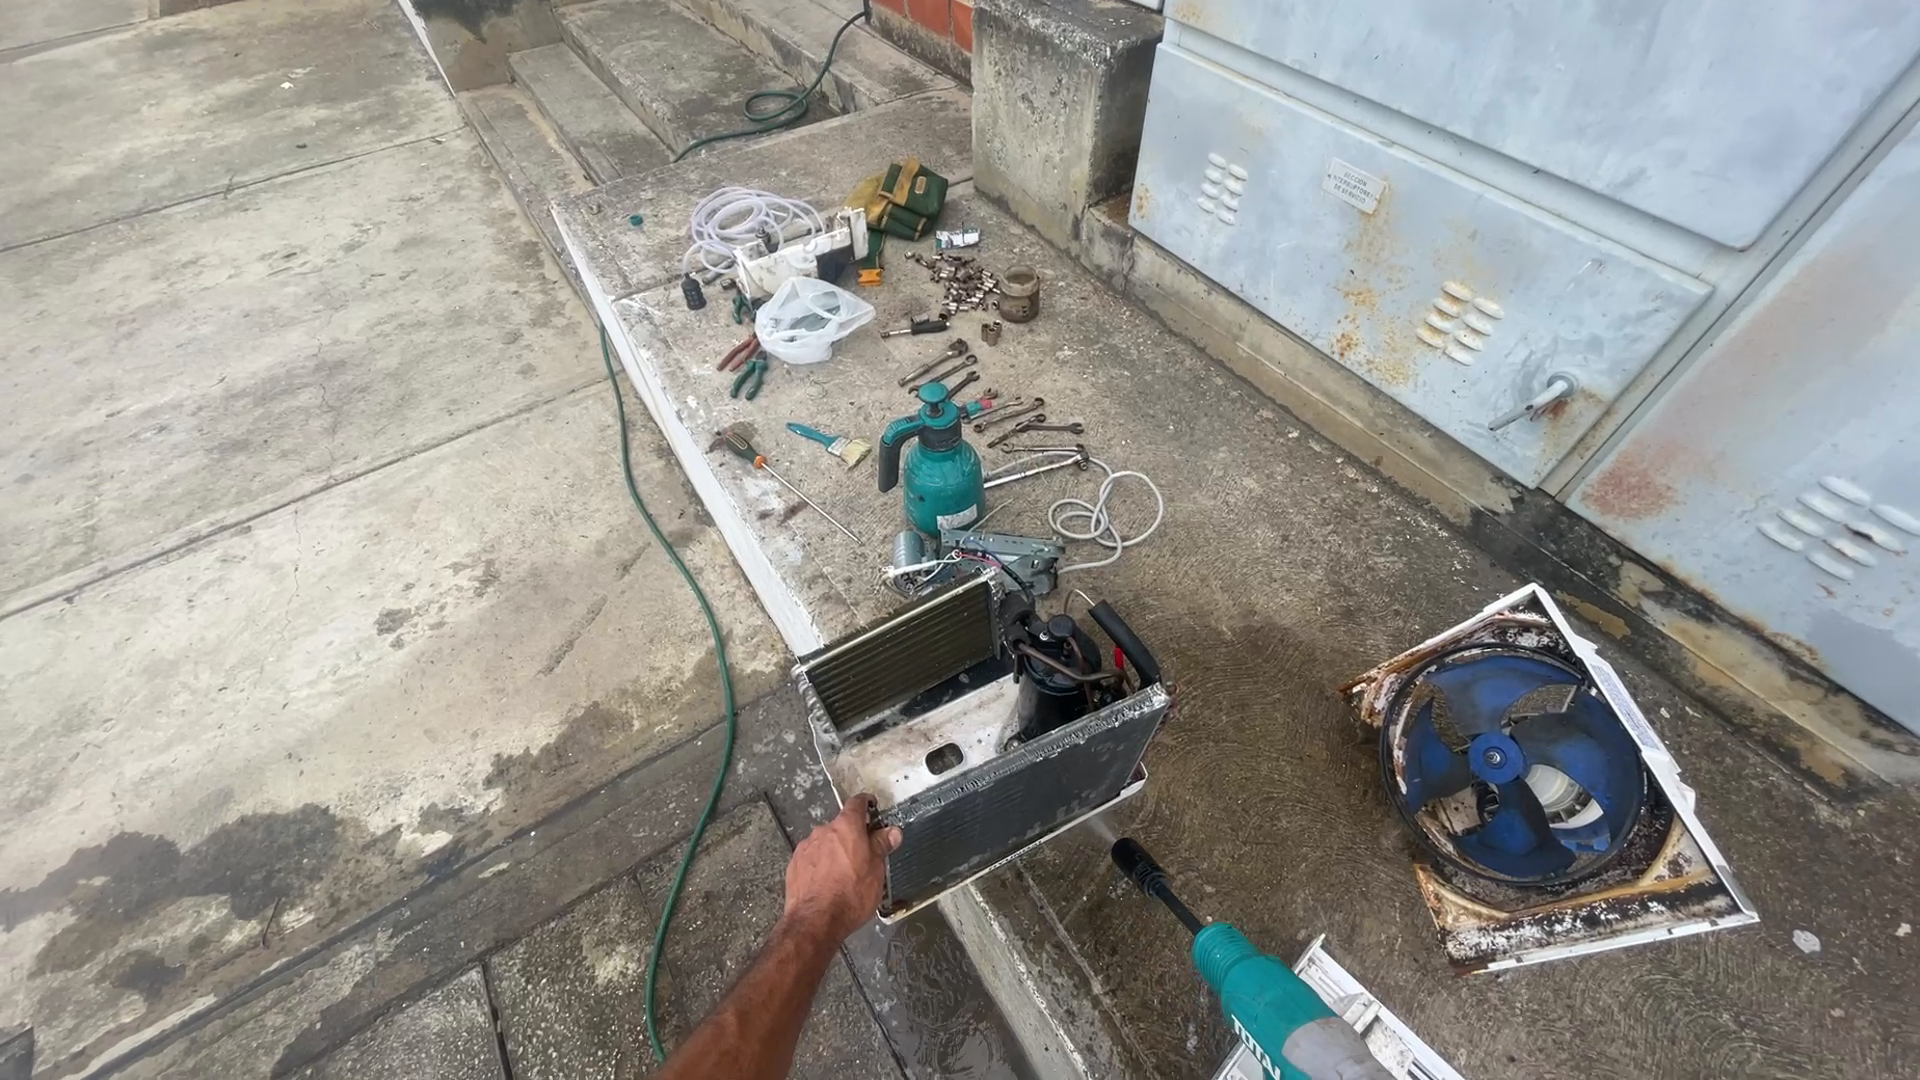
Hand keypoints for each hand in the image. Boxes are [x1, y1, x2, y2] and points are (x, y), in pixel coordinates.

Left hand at [783, 794, 902, 941]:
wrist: (815, 922)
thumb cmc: (850, 895)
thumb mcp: (876, 870)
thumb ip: (882, 845)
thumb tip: (892, 831)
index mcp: (847, 826)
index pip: (857, 803)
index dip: (866, 803)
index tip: (871, 807)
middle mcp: (824, 831)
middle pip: (841, 826)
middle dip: (852, 837)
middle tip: (863, 855)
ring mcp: (807, 847)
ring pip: (825, 843)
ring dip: (835, 852)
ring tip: (844, 875)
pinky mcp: (795, 865)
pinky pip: (812, 858)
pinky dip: (820, 865)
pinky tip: (827, 883)